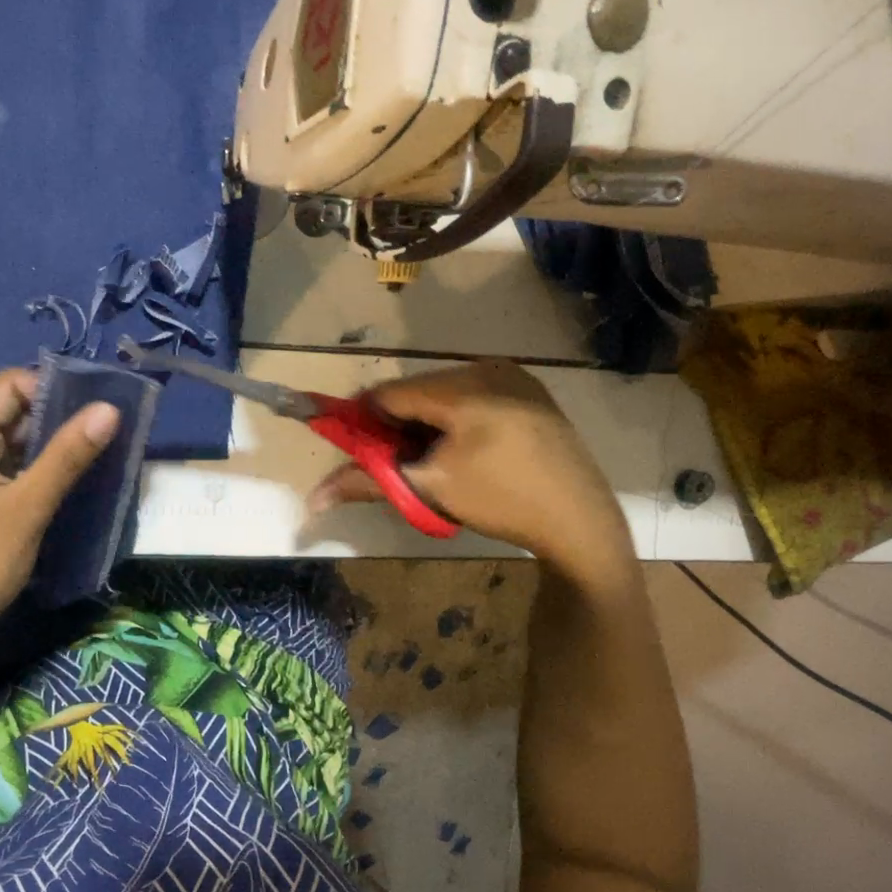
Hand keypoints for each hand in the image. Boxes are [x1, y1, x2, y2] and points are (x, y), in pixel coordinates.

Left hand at [0, 368, 118, 650]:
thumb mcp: (28, 507)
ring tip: (104, 444)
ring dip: (56, 442)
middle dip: (60, 415)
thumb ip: (67, 455)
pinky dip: (44, 465)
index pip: (8, 386)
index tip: (100, 404)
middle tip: (111, 425)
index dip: (54, 389)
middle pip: (14, 409)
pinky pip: (15, 464)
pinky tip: (79, 470)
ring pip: (18, 438)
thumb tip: (109, 409)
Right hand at [308, 360, 628, 568]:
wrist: (579, 521)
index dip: (365, 419)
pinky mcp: (532, 393)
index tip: (357, 448)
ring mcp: (516, 378)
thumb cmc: (501, 502)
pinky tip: (461, 452)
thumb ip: (368, 483)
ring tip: (429, 460)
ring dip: (425, 422)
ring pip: (445, 394)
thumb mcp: (430, 491)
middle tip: (395, 462)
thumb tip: (313, 498)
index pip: (391, 392)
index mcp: (465, 388)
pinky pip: (474, 397)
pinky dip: (455, 419)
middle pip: (418, 390)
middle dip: (398, 423)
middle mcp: (490, 370)